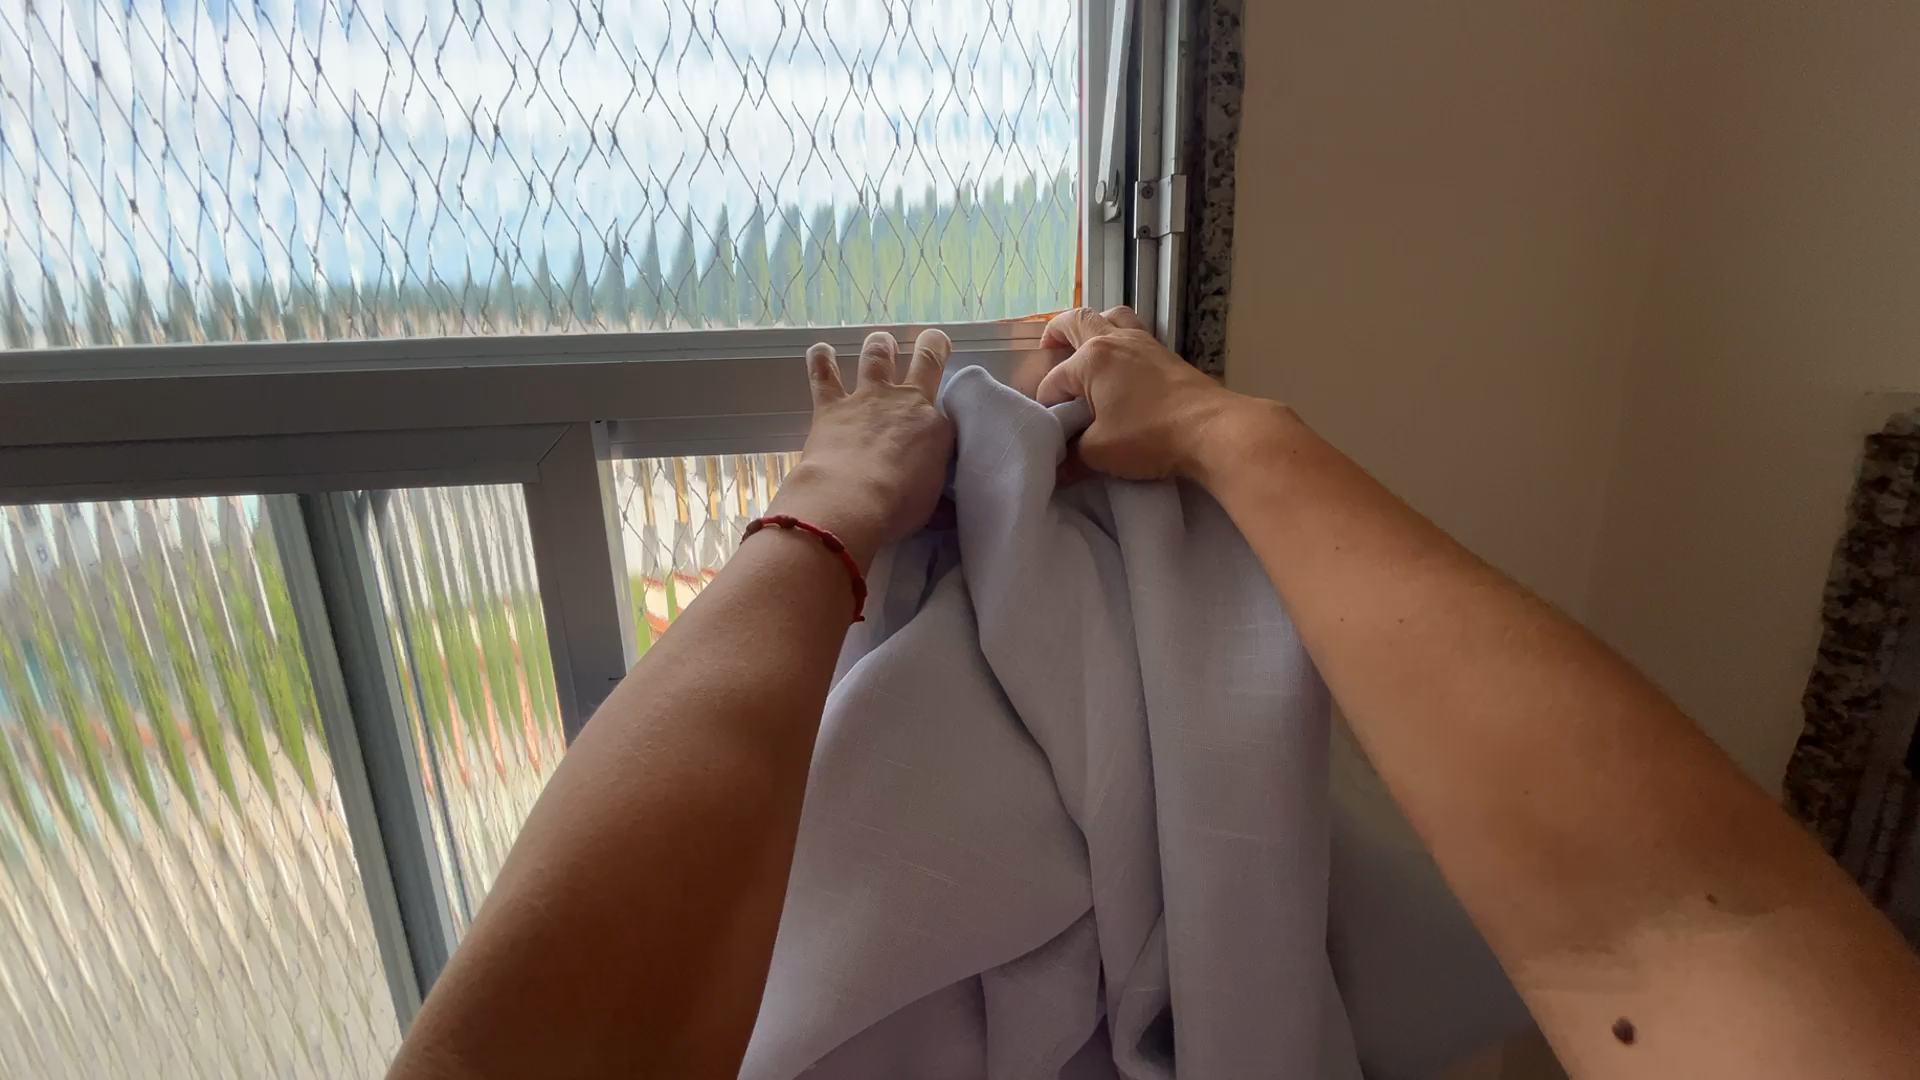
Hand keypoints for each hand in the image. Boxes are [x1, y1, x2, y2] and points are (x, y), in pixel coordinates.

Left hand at [770, 329, 954, 569]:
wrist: (852, 499)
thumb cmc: (897, 507)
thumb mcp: (929, 508)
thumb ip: (937, 503)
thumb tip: (944, 515)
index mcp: (936, 429)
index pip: (947, 417)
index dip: (943, 420)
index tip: (940, 429)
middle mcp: (907, 403)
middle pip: (927, 360)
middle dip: (932, 347)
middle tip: (932, 341)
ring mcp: (868, 399)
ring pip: (878, 355)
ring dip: (880, 345)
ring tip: (881, 341)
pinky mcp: (832, 405)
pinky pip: (825, 374)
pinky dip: (821, 359)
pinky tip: (820, 350)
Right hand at [1035, 306, 1241, 481]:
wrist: (1212, 431)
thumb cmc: (1150, 436)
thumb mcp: (1099, 453)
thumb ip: (1073, 456)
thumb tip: (1060, 468)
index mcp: (1091, 360)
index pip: (1053, 381)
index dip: (1046, 408)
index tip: (1051, 431)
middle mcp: (1115, 341)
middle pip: (1077, 320)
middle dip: (1056, 332)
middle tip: (1047, 347)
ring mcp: (1144, 344)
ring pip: (1112, 316)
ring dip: (1095, 325)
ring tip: (1087, 345)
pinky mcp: (1166, 355)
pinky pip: (1135, 332)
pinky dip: (1121, 340)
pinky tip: (1121, 365)